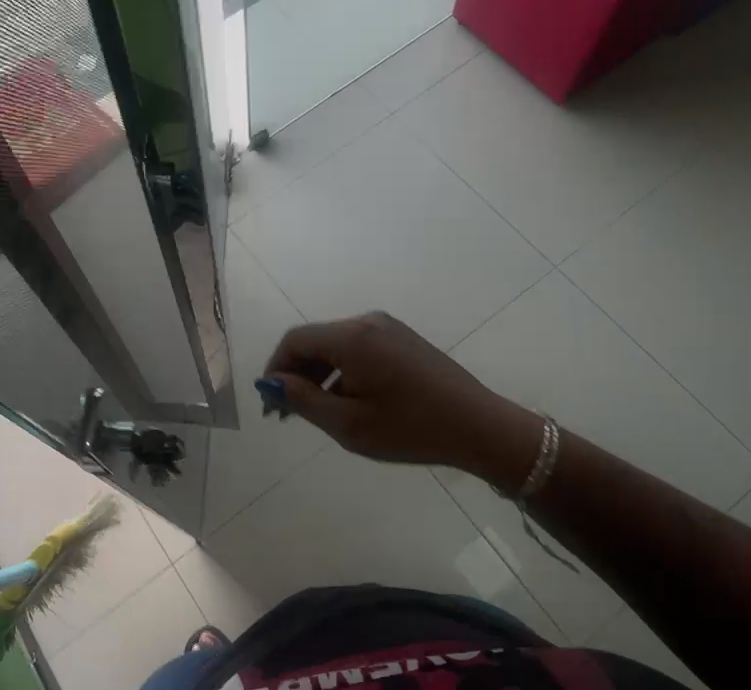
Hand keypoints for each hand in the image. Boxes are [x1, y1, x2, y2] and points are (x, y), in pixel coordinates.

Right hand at [262, 313, 539, 485]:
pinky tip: (350, 402)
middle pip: (315, 340)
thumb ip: (304, 400)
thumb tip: (273, 383)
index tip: (270, 404)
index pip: (295, 340)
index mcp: (352, 337)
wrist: (480, 426)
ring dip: (319, 374)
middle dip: (296, 373)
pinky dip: (343, 370)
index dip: (275, 369)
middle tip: (288, 414)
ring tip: (318, 412)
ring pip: (337, 345)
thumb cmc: (411, 428)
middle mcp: (367, 322)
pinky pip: (359, 348)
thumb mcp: (350, 424)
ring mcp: (388, 328)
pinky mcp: (404, 339)